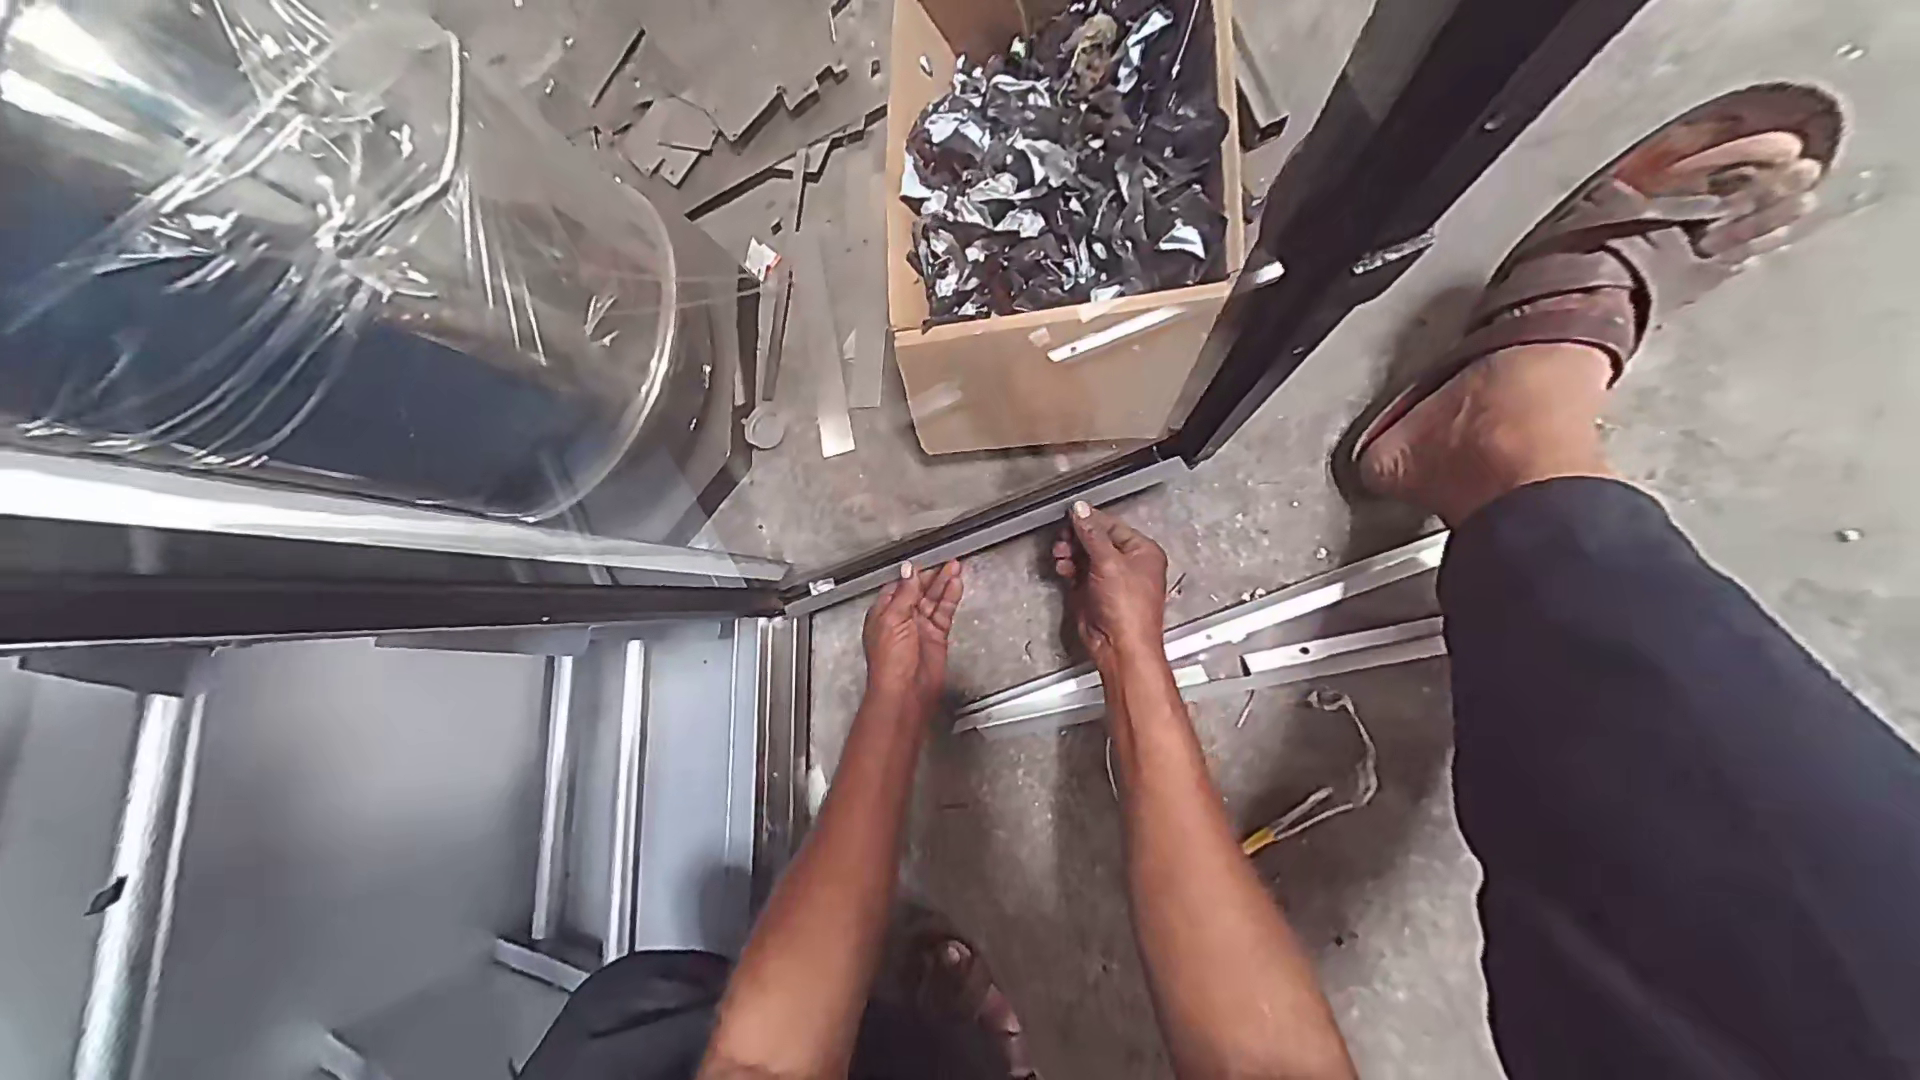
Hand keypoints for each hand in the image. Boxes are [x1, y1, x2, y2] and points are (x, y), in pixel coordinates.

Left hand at [863, 560, 963, 713]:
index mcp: (883, 612)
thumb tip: (908, 571)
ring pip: (933, 600)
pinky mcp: (936, 637)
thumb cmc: (889, 662)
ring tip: (955, 568)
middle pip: (919, 590)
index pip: (900, 586)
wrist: (906, 692)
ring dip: (944, 584)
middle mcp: (901, 618)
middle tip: (947, 562)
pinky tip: (956, 587)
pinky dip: (950, 599)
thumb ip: (904, 593)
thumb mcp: (893, 619)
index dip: (913, 574)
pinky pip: (944, 613)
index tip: (927, 561)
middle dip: (933, 576)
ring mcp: (919, 627)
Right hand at [1052, 501, 1168, 671]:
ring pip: (1084, 554)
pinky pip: (1076, 571)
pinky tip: (1062, 567)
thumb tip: (1081, 511)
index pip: (1112, 526)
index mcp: (1142, 551)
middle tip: (1064, 536)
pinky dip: (1068, 567)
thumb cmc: (1128, 610)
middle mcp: (1127, 564)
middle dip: (1077, 537)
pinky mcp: (1093, 592)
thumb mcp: (1109, 563)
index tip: (1071, 514)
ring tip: (1061, 553)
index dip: (1090, 520)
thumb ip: (1092, 534)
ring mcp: (1109, 578)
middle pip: (1096, 539)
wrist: (1119, 645)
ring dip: (1069, 552)